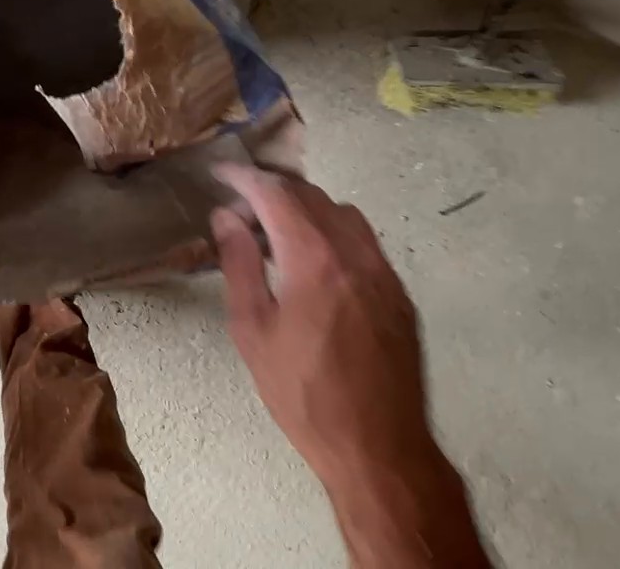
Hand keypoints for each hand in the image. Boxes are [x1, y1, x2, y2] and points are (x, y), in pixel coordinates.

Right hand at [209, 164, 434, 483]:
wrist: (378, 447)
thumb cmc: (301, 392)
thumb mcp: (252, 329)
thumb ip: (238, 263)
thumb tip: (226, 217)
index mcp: (312, 258)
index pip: (274, 194)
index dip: (243, 177)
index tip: (220, 172)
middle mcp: (353, 252)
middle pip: (309, 195)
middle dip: (270, 190)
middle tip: (239, 212)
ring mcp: (383, 271)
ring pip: (341, 212)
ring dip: (304, 208)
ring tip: (276, 234)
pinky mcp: (399, 292)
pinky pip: (364, 240)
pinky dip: (332, 231)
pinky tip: (314, 263)